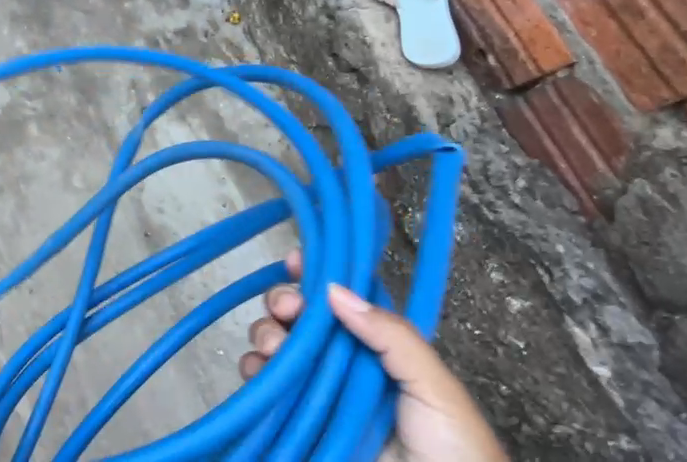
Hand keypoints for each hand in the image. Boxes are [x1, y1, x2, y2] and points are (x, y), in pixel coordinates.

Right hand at [240, 251, 507, 461]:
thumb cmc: (451, 452)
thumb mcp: (438, 392)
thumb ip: (394, 338)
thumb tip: (331, 288)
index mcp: (380, 353)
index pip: (343, 304)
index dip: (316, 278)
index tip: (294, 261)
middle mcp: (343, 365)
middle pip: (301, 317)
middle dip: (284, 303)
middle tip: (286, 311)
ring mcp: (316, 391)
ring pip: (275, 343)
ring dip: (266, 334)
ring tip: (275, 349)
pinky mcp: (293, 416)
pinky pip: (262, 382)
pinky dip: (253, 368)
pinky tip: (260, 371)